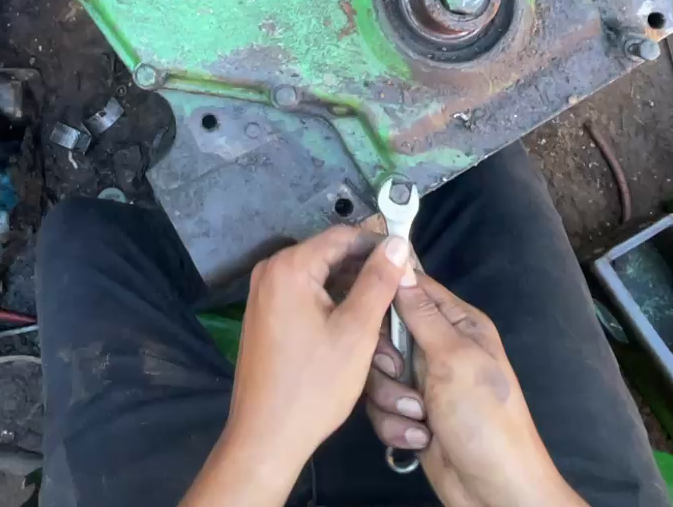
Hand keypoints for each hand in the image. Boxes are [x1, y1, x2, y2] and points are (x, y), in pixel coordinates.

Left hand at [181, 226, 414, 505]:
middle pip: (328, 255)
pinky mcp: (265, 312)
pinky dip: (330, 301)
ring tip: (383, 309)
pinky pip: (303, 293)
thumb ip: (377, 281)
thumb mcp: (355, 331)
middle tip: (399, 289)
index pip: (341, 236)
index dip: (377, 245)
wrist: (266, 435)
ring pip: (318, 276)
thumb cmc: (313, 384)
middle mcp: (271, 269)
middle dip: (364, 269)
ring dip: (350, 288)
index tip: (407, 261)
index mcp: (290, 266)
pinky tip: (354, 322)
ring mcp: (264, 291)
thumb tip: (395, 243)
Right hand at [364, 274, 585, 506]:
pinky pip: (380, 404)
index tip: (357, 296)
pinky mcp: (410, 413)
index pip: (410, 285)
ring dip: (392, 397)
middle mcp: (438, 346)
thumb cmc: (485, 419)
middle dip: (385, 358)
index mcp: (458, 323)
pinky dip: (396, 424)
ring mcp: (423, 381)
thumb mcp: (454, 359)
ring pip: (377, 370)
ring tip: (418, 416)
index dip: (382, 288)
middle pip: (384, 329)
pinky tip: (420, 439)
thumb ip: (421, 311)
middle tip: (400, 372)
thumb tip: (398, 258)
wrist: (497, 497)